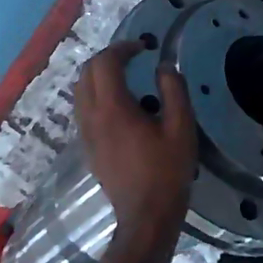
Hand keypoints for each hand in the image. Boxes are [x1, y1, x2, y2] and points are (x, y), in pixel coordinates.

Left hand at [76, 42, 197, 229]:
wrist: (146, 215)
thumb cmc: (167, 170)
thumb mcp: (181, 127)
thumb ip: (173, 90)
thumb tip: (164, 66)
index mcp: (113, 109)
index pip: (105, 64)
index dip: (123, 48)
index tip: (144, 47)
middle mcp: (91, 117)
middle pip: (87, 73)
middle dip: (108, 58)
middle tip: (134, 57)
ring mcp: (85, 134)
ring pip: (81, 91)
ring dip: (100, 75)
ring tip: (127, 76)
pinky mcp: (87, 147)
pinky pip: (84, 108)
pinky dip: (97, 94)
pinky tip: (123, 104)